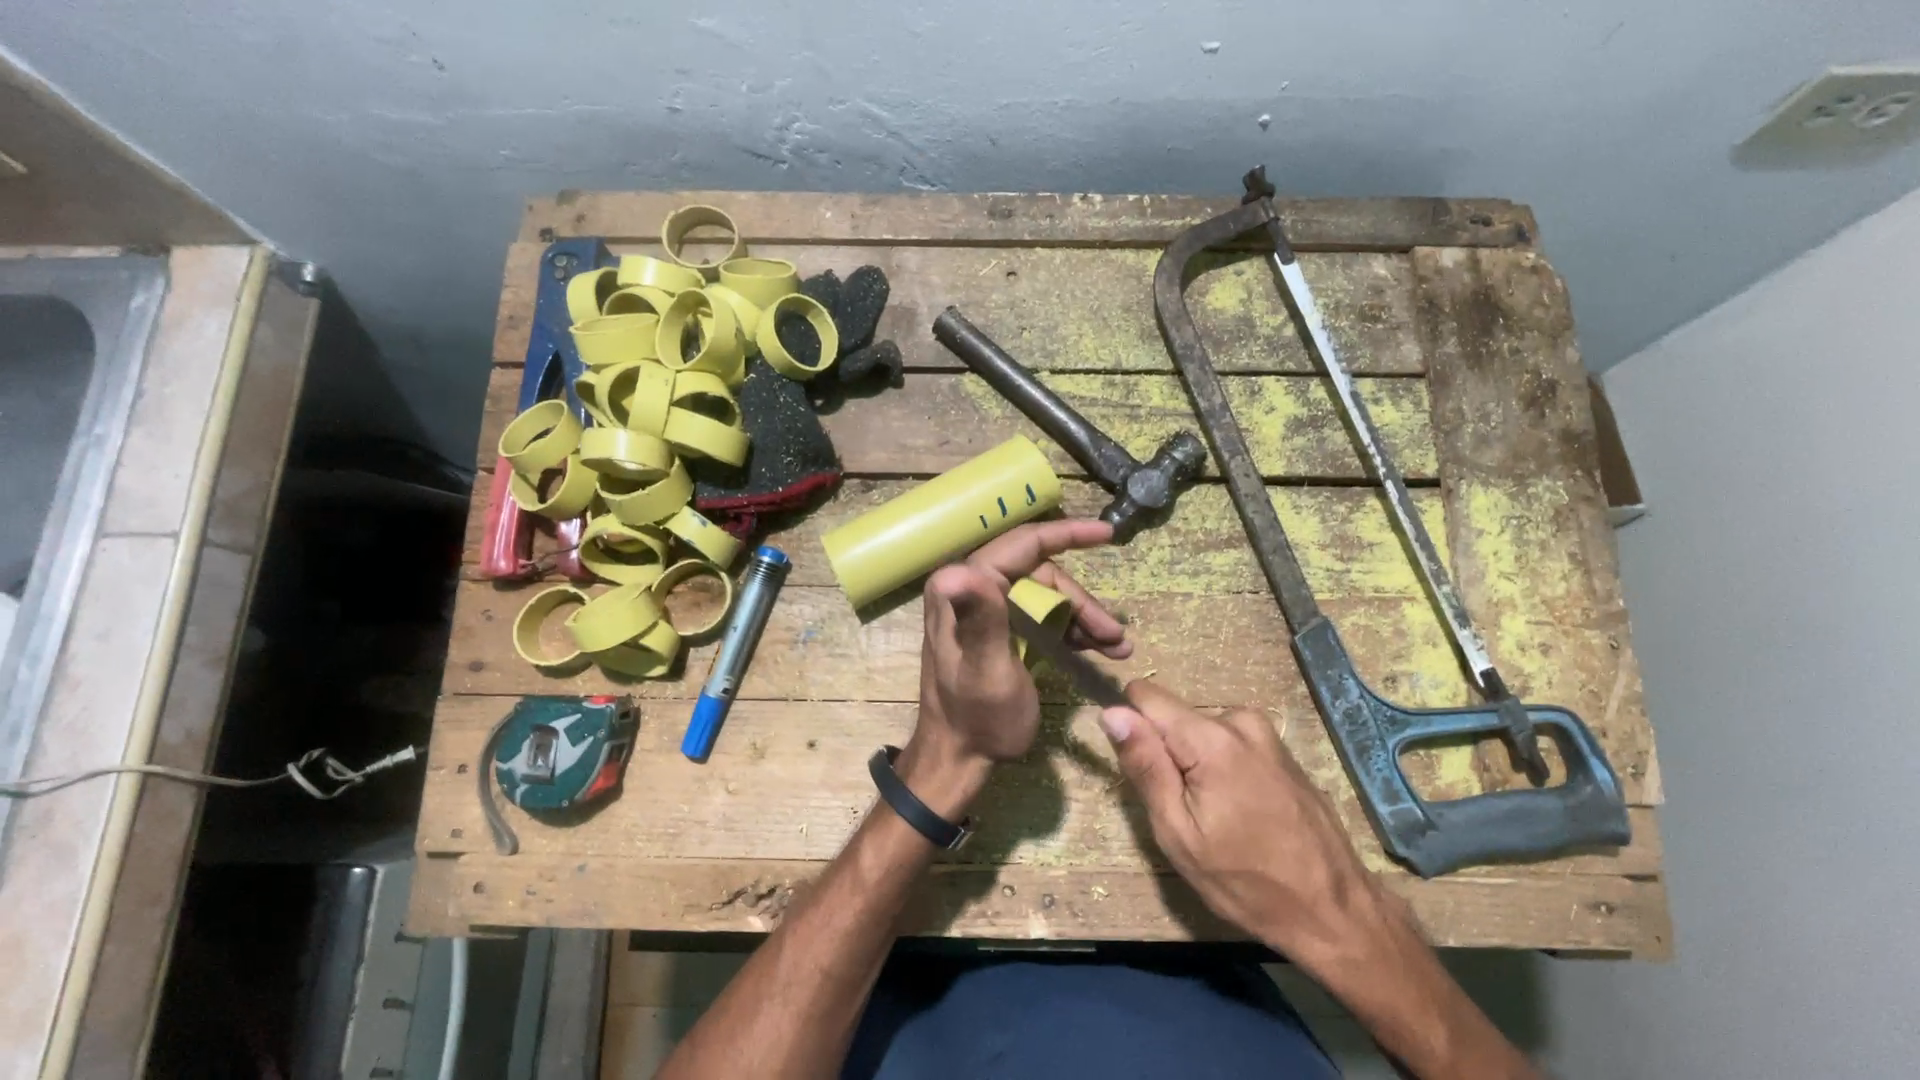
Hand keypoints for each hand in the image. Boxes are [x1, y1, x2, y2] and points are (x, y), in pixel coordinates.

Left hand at [897, 519, 1130, 815]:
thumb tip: (960, 570)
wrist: (959, 759)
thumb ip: (981, 620)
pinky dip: (1072, 629)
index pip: (1022, 544)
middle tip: (1114, 635)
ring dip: (1084, 618)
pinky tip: (1100, 649)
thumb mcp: (986, 670)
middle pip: (1041, 574)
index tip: (1109, 534)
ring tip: (1117, 647)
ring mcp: (984, 610)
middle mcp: (970, 589)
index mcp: (962, 587)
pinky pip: (1042, 616)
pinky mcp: (997, 631)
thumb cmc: (976, 718)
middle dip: (1082, 601)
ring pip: (1047, 596)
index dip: (1067, 534)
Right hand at [1100, 680, 1393, 962]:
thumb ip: (1144, 765)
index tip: (1142, 772)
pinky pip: (1230, 743)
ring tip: (1214, 817)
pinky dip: (1223, 769)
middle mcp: (1241, 721)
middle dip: (1168, 754)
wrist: (1333, 909)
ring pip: (1202, 731)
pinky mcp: (1283, 751)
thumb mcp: (1178, 832)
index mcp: (1211, 738)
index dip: (1131, 729)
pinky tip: (1241, 813)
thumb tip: (1111, 712)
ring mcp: (1268, 735)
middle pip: (1175, 717)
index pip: (1145, 696)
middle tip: (1183, 811)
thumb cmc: (1245, 880)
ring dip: (1196, 764)